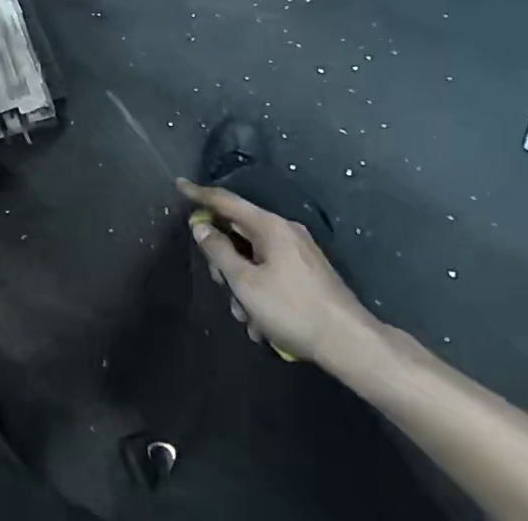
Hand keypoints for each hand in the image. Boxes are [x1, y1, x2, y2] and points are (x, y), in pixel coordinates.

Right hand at [177, 177, 378, 368]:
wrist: (348, 341)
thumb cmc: (292, 309)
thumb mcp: (246, 283)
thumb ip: (219, 252)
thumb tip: (200, 226)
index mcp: (270, 226)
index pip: (227, 202)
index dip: (200, 194)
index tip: (179, 185)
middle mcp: (285, 231)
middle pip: (239, 234)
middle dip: (224, 261)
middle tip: (221, 286)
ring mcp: (298, 252)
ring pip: (254, 259)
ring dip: (243, 287)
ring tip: (249, 319)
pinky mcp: (305, 273)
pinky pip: (271, 273)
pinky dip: (261, 294)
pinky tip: (263, 325)